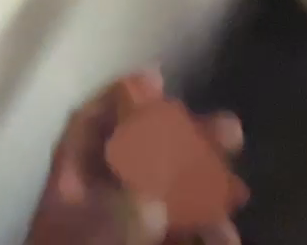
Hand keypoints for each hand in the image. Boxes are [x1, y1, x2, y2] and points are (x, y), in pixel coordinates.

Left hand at [25, 70, 244, 244]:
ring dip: (204, 193)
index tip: (155, 78)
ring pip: (167, 203)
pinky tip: (225, 238)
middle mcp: (95, 210)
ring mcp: (122, 237)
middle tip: (230, 130)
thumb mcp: (106, 230)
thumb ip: (136, 194)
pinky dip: (204, 233)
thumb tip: (168, 167)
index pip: (88, 128)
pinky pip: (180, 237)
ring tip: (237, 194)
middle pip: (141, 161)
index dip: (118, 98)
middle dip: (186, 142)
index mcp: (69, 191)